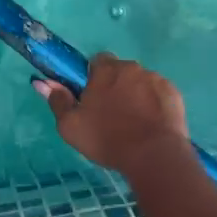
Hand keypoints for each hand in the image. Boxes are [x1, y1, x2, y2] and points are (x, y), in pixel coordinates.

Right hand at [34, 53, 191, 174]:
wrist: (153, 155)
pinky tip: (150, 126)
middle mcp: (132, 68)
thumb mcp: (71, 125)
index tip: (91, 97)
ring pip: (141, 83)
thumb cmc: (106, 139)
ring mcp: (156, 80)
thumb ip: (58, 101)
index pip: (97, 60)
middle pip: (120, 72)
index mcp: (106, 70)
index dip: (92, 77)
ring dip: (135, 96)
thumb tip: (42, 82)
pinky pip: (159, 95)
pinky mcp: (174, 94)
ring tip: (133, 124)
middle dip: (115, 86)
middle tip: (110, 115)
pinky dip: (154, 106)